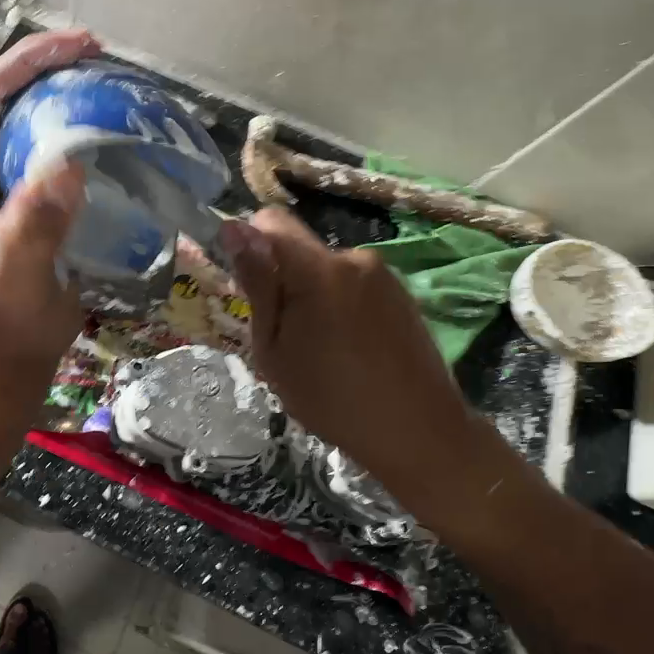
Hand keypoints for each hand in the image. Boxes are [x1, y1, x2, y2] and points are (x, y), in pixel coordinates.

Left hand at [0, 29, 99, 383]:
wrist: (12, 352)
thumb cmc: (11, 319)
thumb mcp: (18, 276)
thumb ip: (35, 224)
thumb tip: (67, 161)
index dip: (24, 63)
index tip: (78, 46)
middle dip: (43, 65)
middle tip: (97, 52)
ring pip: (19, 113)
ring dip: (57, 88)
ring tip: (104, 75)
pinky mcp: (16, 191)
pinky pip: (38, 140)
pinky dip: (68, 120)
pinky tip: (102, 117)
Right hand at [220, 208, 472, 477]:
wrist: (419, 433)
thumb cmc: (330, 398)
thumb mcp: (274, 348)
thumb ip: (257, 285)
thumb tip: (233, 229)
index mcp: (318, 269)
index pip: (270, 220)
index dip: (250, 245)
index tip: (249, 288)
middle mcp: (354, 258)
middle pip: (299, 248)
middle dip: (283, 279)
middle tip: (282, 334)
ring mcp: (383, 275)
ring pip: (325, 269)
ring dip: (312, 294)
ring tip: (317, 347)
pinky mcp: (401, 293)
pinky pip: (353, 284)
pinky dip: (340, 305)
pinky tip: (348, 348)